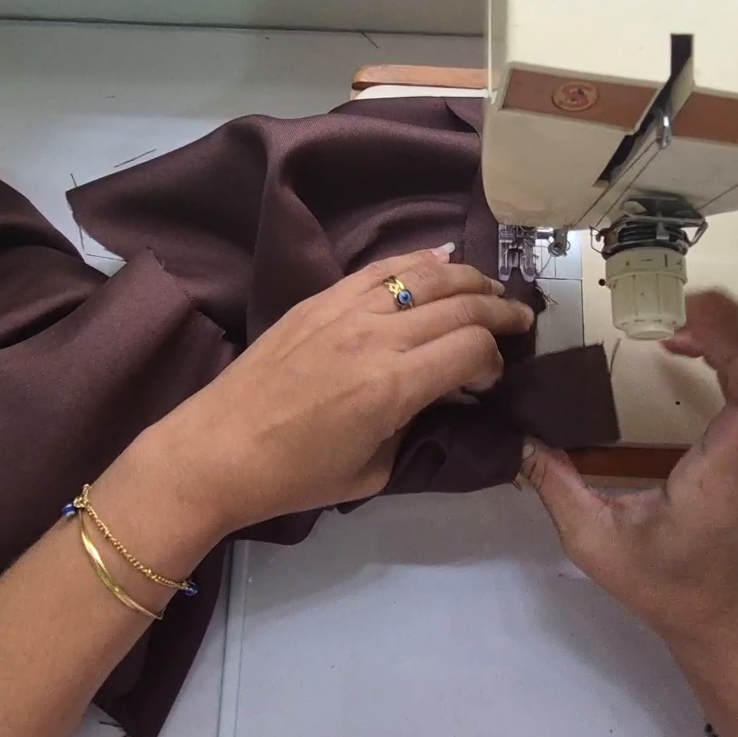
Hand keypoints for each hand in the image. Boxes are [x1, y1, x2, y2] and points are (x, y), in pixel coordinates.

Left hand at [124, 245, 534, 535]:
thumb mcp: (375, 470)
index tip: (491, 378)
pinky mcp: (320, 299)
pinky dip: (418, 261)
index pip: (472, 349)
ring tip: (489, 289)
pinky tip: (440, 260)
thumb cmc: (296, 475)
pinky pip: (381, 269)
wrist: (216, 450)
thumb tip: (447, 396)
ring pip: (425, 276)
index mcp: (393, 386)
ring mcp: (345, 310)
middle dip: (499, 312)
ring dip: (467, 279)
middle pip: (460, 307)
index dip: (495, 361)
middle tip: (521, 320)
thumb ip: (419, 426)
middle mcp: (376, 336)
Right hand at [522, 290, 737, 662]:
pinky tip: (679, 346)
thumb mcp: (596, 543)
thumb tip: (517, 439)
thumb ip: (556, 487)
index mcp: (724, 470)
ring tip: (669, 315)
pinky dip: (726, 350)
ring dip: (729, 330)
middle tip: (667, 301)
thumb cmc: (665, 585)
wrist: (721, 618)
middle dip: (731, 320)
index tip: (682, 316)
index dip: (733, 343)